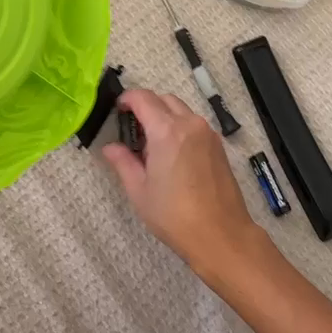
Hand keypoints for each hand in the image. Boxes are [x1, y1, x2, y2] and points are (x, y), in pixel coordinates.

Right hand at [101, 89, 264, 274]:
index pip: (143, 98)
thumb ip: (123, 162)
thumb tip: (110, 147)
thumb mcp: (140, 191)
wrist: (221, 234)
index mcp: (166, 131)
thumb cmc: (174, 215)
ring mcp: (207, 133)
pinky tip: (174, 156)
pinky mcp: (218, 145)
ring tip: (153, 146)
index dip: (127, 99)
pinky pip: (194, 124)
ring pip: (181, 110)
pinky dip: (180, 127)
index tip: (118, 109)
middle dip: (146, 107)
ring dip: (164, 116)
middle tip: (133, 131)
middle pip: (164, 99)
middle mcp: (189, 123)